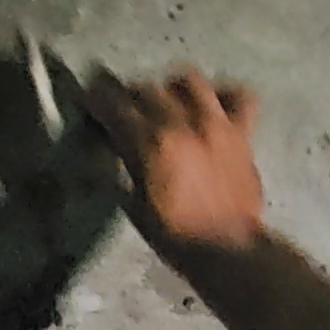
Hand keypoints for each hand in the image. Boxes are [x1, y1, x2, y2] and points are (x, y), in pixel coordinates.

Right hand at [83, 65, 262, 247]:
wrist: (225, 248)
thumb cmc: (171, 233)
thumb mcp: (131, 204)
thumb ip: (115, 171)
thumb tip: (95, 155)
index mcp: (150, 144)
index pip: (115, 107)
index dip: (97, 99)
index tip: (87, 99)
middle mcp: (183, 124)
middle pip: (148, 89)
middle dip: (129, 96)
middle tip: (121, 111)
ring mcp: (216, 124)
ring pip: (189, 81)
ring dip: (170, 88)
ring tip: (164, 103)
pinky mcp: (242, 131)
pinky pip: (237, 95)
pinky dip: (221, 94)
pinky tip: (209, 106)